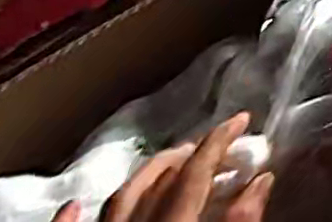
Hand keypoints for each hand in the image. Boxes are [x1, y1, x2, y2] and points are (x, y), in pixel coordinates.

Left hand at [53, 113, 271, 221]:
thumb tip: (260, 180)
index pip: (195, 174)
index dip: (221, 141)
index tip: (243, 120)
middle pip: (158, 181)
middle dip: (189, 155)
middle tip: (215, 143)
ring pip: (118, 201)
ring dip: (145, 174)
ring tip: (169, 157)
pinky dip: (71, 219)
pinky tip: (73, 205)